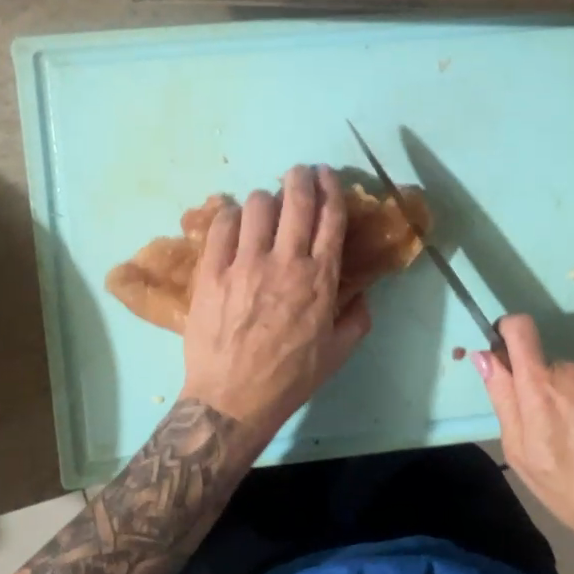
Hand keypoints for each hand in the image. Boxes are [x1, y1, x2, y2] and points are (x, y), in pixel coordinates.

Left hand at [182, 165, 370, 437]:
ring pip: (257, 206)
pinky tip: (235, 224)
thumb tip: (362, 294)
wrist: (232, 400)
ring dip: (266, 199)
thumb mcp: (338, 353)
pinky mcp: (211, 272)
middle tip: (299, 174)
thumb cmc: (290, 378)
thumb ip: (357, 318)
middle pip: (296, 199)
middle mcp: (285, 262)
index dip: (330, 187)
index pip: (330, 217)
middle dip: (301, 177)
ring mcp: (244, 264)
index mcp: (320, 278)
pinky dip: (232, 217)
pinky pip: (221, 226)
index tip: (327, 174)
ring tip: (265, 208)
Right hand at [476, 315, 573, 560]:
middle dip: (541, 384)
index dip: (508, 331)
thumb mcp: (519, 450)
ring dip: (571, 394)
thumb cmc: (565, 486)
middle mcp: (572, 370)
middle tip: (547, 425)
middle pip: (546, 363)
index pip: (520, 328)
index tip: (506, 351)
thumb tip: (485, 356)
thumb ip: (502, 397)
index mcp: (539, 384)